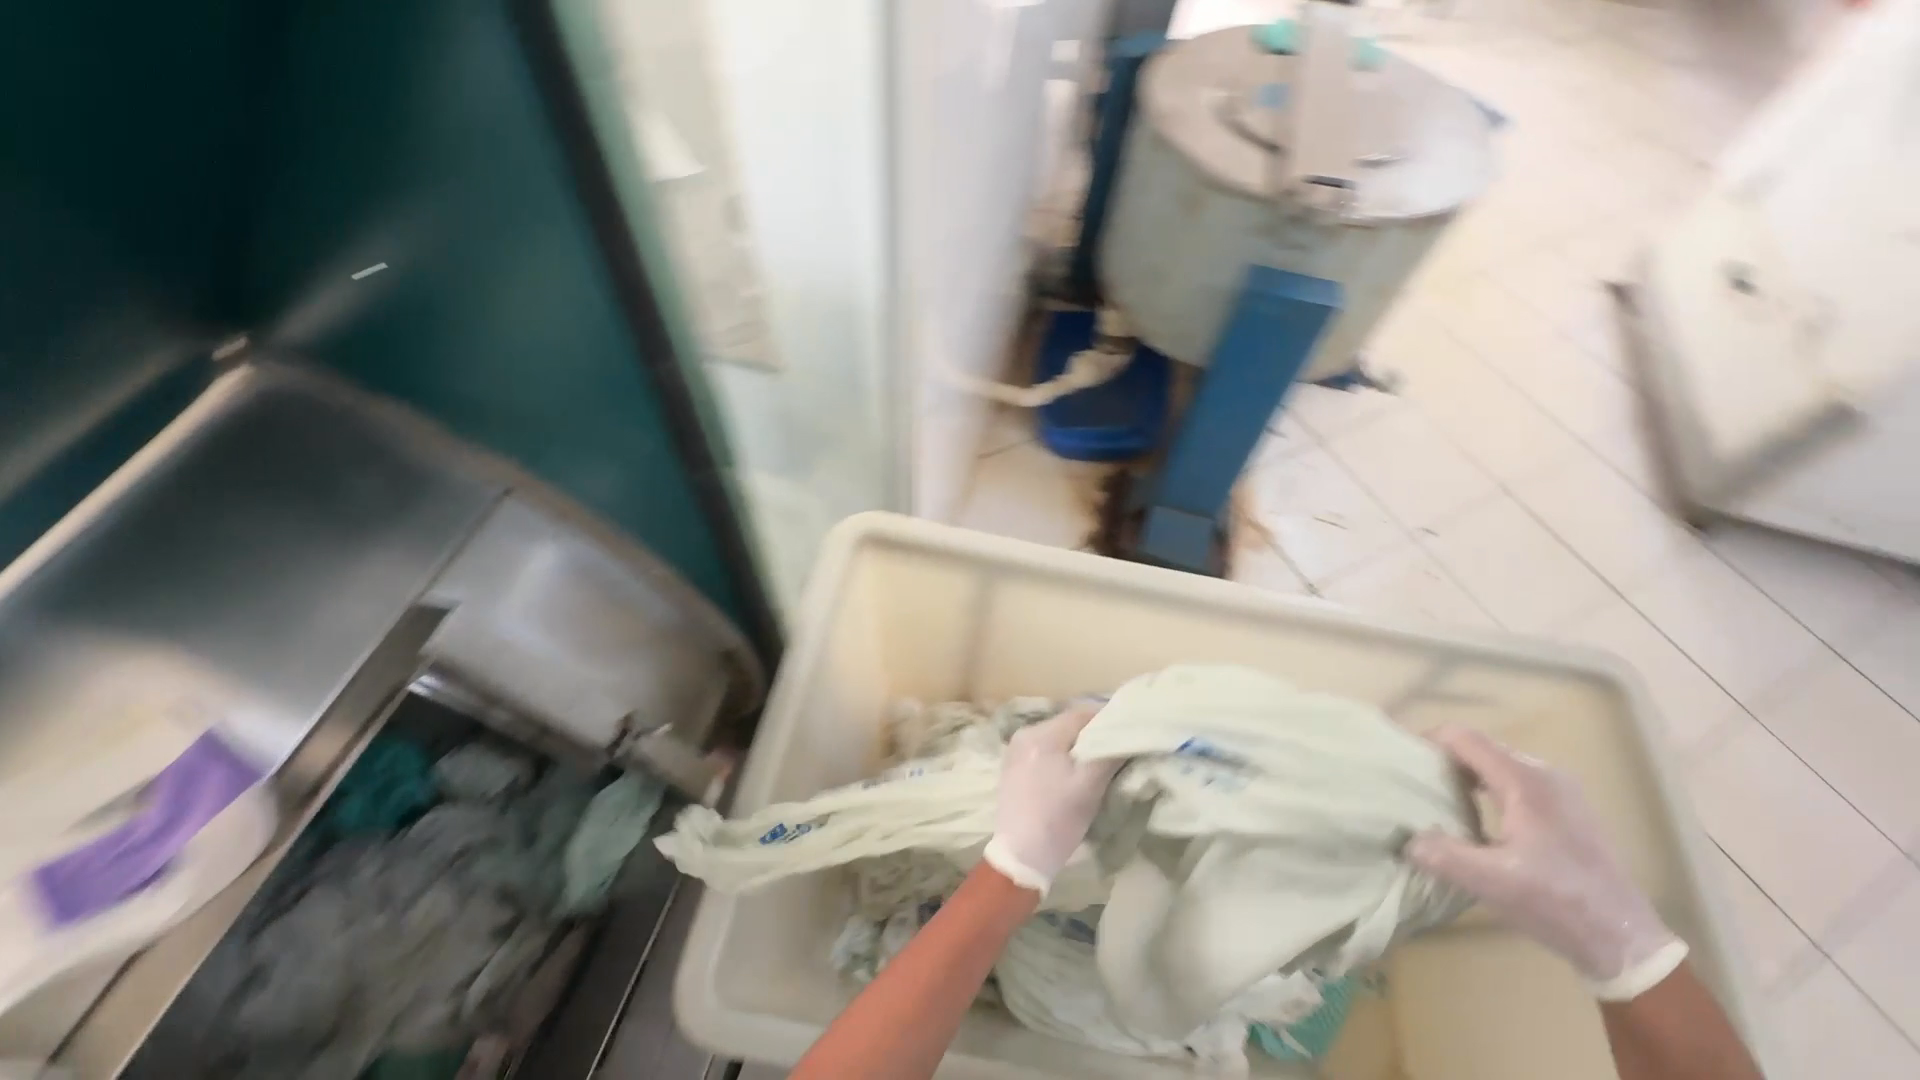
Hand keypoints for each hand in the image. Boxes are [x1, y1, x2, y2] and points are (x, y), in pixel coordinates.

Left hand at [982, 704, 1121, 893]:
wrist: (1021, 855)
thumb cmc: (1058, 818)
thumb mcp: (1091, 784)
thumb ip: (1109, 753)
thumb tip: (1127, 733)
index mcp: (1041, 734)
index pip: (1082, 713)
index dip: (1108, 721)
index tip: (1127, 734)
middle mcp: (1025, 734)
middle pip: (1068, 724)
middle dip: (1093, 735)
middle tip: (1115, 752)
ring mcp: (1015, 751)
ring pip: (1057, 738)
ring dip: (1077, 747)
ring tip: (1096, 766)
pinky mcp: (1013, 768)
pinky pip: (1044, 751)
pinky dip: (1061, 757)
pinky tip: (1072, 775)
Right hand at [1405, 725, 1686, 1000]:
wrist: (1623, 939)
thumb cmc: (1556, 903)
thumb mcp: (1489, 882)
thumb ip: (1441, 855)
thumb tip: (1407, 839)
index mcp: (1524, 781)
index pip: (1464, 737)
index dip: (1427, 741)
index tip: (1400, 762)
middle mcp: (1545, 775)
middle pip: (1481, 747)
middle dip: (1443, 759)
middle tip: (1413, 784)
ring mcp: (1562, 791)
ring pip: (1499, 764)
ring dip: (1466, 775)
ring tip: (1439, 802)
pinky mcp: (1569, 809)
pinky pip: (1516, 781)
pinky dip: (1488, 788)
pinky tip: (1477, 820)